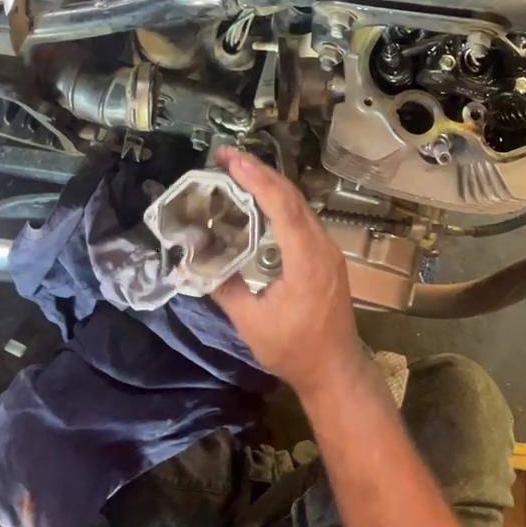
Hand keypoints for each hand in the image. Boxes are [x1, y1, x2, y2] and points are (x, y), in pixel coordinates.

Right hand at [210, 147, 361, 394]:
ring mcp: (329, 250)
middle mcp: (323, 247)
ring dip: (271, 185)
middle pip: (293, 198)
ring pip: (301, 205)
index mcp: (307, 260)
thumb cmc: (294, 350)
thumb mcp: (251, 323)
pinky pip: (304, 218)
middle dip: (260, 173)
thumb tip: (189, 264)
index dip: (257, 180)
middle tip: (227, 156)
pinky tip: (261, 200)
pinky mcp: (328, 256)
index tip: (232, 160)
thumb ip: (224, 288)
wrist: (336, 370)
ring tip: (238, 170)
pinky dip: (281, 202)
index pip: (283, 207)